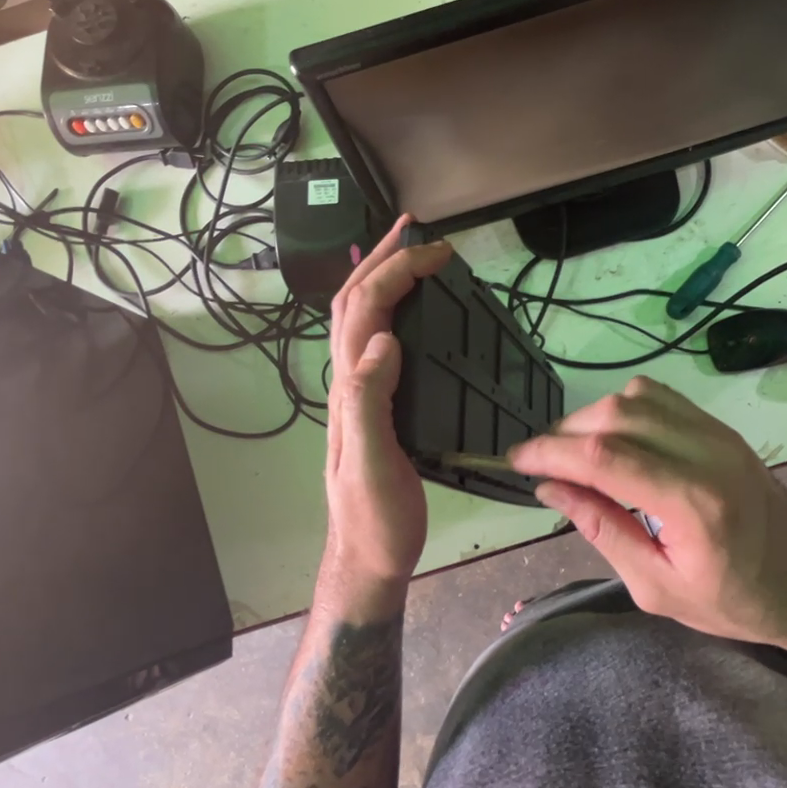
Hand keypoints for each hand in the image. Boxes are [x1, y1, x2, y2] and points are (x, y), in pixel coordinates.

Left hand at [323, 216, 452, 585]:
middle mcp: (350, 382)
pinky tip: (409, 315)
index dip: (395, 271)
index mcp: (351, 387)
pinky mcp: (377, 408)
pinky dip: (391, 312)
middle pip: (354, 304)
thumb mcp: (374, 463)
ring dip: (381, 278)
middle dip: (381, 259)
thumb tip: (384, 338)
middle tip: (415, 229)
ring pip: (361, 321)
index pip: (365, 311)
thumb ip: (370, 400)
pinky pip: (377, 344)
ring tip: (409, 254)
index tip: (436, 252)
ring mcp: (360, 394)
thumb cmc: (375, 517)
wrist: (368, 558)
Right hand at [509, 377, 786, 657]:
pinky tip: (613, 439)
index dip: (551, 453)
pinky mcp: (720, 427)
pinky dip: (623, 408)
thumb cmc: (733, 601)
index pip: (605, 458)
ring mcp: (717, 433)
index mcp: (692, 505)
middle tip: (543, 465)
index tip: (515, 461)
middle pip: (616, 416)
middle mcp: (706, 454)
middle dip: (565, 434)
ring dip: (592, 418)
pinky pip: (659, 395)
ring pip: (635, 396)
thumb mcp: (657, 586)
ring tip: (574, 453)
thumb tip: (549, 489)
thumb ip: (602, 529)